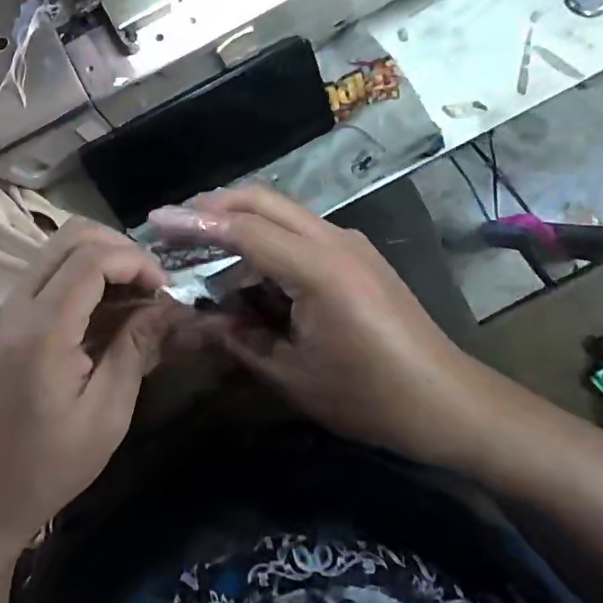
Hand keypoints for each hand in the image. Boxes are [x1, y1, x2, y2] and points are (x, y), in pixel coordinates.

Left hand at [0, 221, 182, 549]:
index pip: (92, 258)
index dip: (137, 262)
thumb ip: (136, 348)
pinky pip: (49, 275)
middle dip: (121, 248)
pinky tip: (110, 311)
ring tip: (138, 297)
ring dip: (103, 260)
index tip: (168, 291)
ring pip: (59, 251)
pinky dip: (85, 276)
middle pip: (71, 237)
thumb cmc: (47, 466)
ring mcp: (7, 311)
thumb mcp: (107, 413)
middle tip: (153, 285)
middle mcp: (17, 306)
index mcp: (41, 329)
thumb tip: (169, 306)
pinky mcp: (7, 323)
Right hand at [149, 186, 491, 467]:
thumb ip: (239, 339)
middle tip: (174, 226)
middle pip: (264, 202)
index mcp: (319, 269)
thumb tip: (197, 318)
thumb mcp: (294, 376)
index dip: (196, 222)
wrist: (448, 400)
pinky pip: (301, 233)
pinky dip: (267, 240)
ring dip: (241, 223)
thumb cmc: (370, 397)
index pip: (245, 229)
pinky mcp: (358, 255)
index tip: (155, 219)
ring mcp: (351, 243)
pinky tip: (249, 270)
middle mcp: (335, 240)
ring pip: (283, 213)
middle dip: (215, 206)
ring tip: (203, 250)